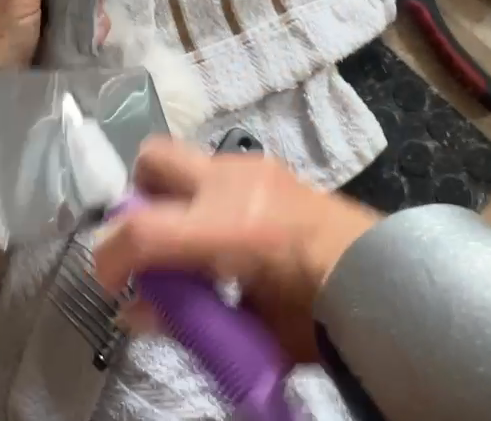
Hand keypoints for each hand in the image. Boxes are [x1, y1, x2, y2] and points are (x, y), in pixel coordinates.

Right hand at [92, 138, 380, 362]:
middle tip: (146, 240)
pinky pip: (218, 171)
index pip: (141, 228)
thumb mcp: (248, 332)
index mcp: (225, 228)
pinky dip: (206, 196)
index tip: (109, 281)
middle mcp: (231, 183)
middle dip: (137, 194)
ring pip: (187, 162)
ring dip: (174, 196)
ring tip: (189, 242)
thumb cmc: (315, 315)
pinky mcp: (268, 166)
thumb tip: (135, 311)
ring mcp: (250, 167)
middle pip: (154, 159)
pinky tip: (225, 232)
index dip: (110, 255)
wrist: (381, 280)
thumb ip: (185, 317)